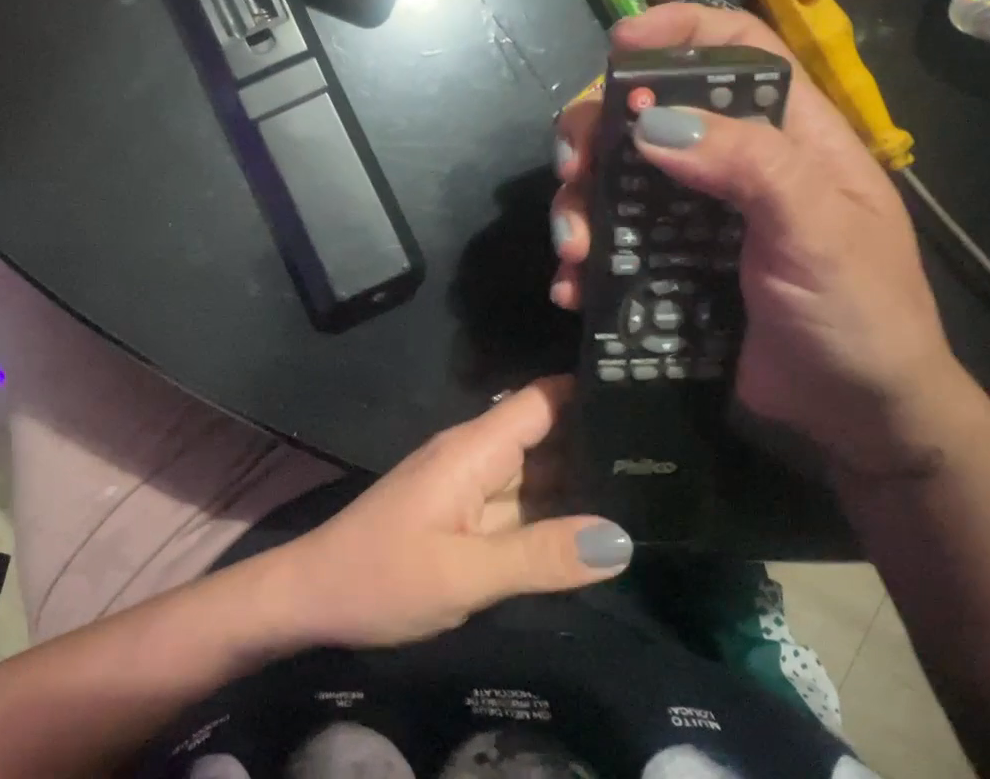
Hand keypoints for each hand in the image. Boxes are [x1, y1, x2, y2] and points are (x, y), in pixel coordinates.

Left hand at [269, 378, 629, 648]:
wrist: (311, 597)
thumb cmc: (381, 578)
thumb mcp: (465, 575)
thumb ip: (541, 556)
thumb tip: (623, 538)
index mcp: (472, 451)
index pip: (542, 401)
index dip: (592, 392)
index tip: (654, 395)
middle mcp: (474, 459)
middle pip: (547, 436)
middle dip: (602, 444)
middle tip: (678, 458)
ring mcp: (468, 488)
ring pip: (537, 474)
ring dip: (585, 482)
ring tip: (661, 489)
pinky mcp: (464, 517)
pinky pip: (520, 505)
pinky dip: (557, 513)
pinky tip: (603, 529)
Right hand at [549, 4, 965, 479]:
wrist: (855, 415)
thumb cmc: (860, 313)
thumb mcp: (819, 230)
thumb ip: (748, 165)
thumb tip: (652, 122)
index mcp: (788, 137)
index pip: (735, 51)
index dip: (677, 32)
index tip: (618, 46)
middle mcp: (734, 167)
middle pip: (650, 116)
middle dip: (597, 134)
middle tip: (572, 168)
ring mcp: (696, 220)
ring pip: (616, 182)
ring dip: (579, 205)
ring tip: (572, 251)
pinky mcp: (669, 269)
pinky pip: (612, 247)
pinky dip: (583, 262)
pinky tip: (573, 289)